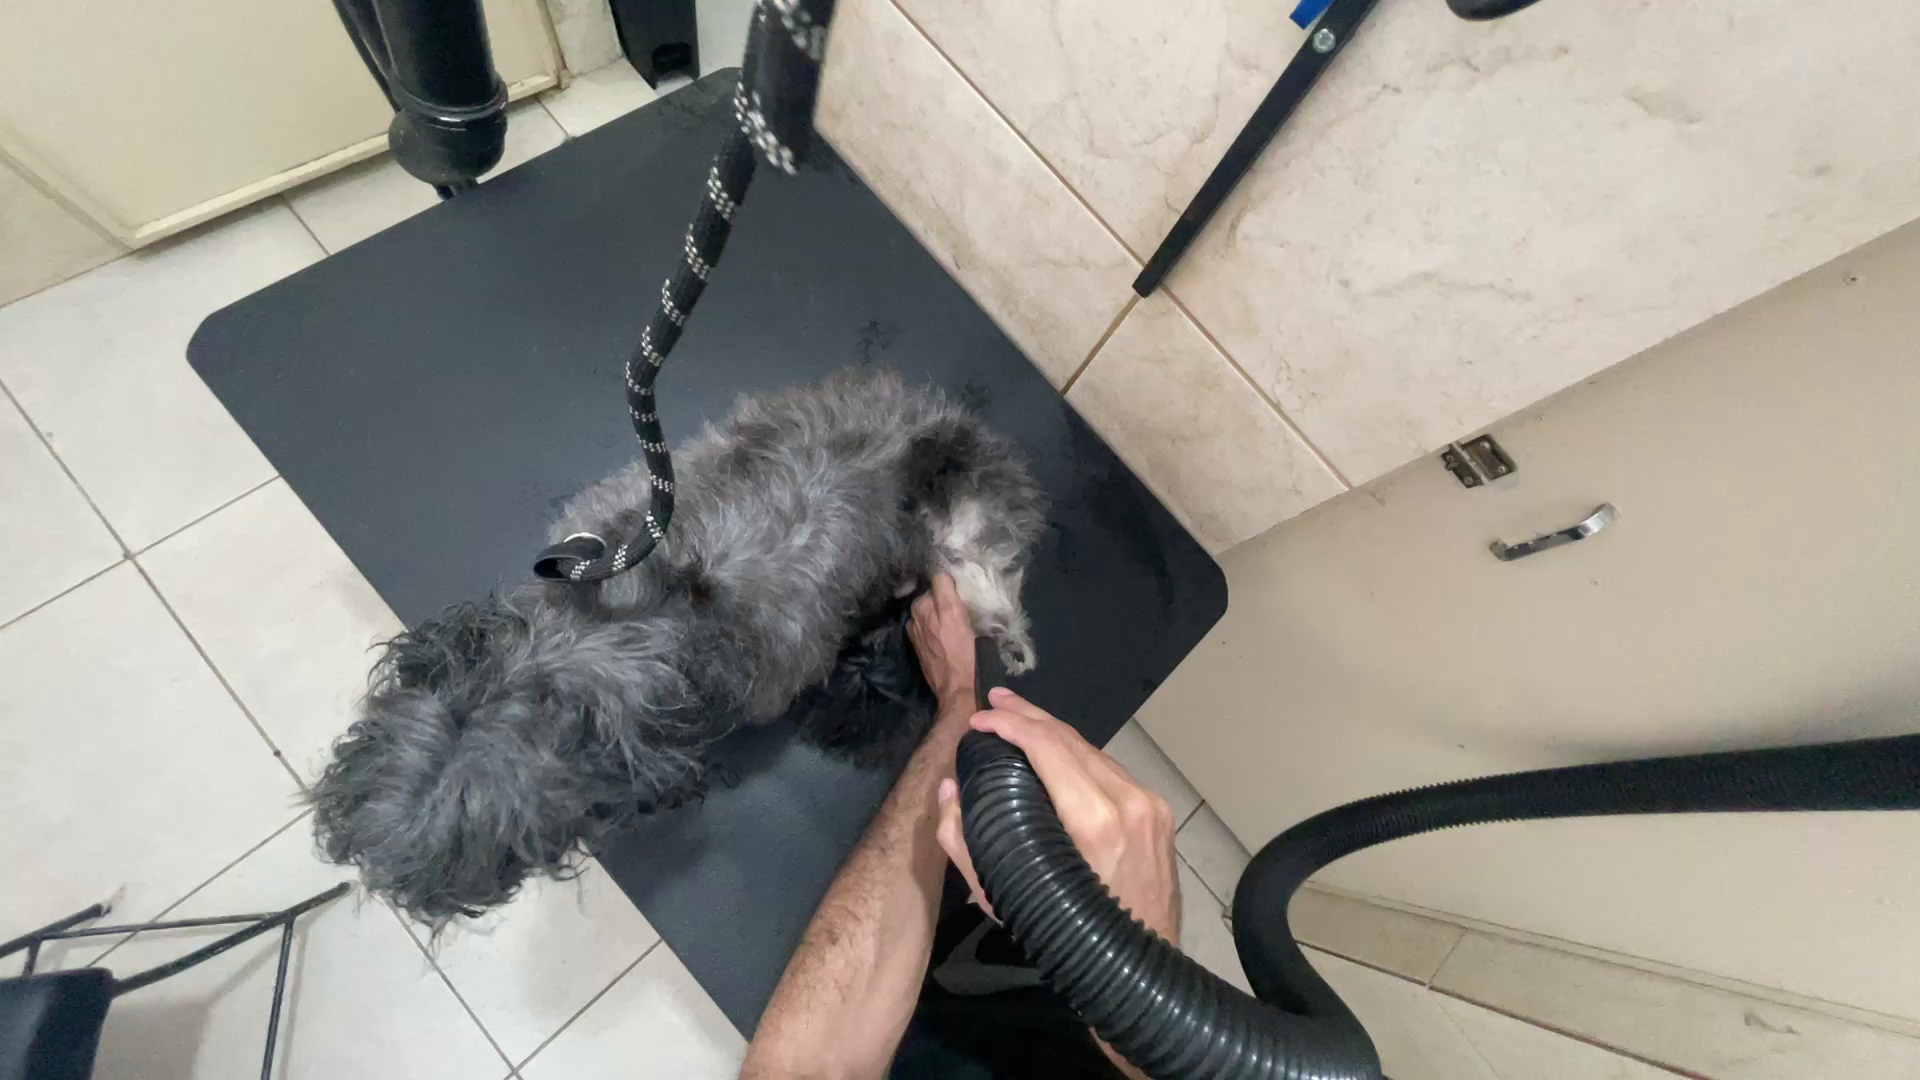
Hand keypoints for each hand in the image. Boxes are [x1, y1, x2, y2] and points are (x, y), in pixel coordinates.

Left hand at [908, 575, 976, 712]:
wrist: (957, 689)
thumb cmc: (976, 661)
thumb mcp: (981, 631)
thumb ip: (969, 610)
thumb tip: (966, 600)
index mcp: (949, 608)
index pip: (940, 577)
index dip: (949, 580)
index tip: (956, 585)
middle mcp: (927, 612)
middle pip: (929, 590)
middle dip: (939, 595)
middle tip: (951, 604)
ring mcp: (915, 625)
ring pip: (920, 604)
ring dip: (929, 607)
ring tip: (941, 617)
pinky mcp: (911, 637)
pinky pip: (915, 620)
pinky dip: (923, 621)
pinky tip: (932, 630)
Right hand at [935, 689, 1180, 944]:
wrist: (1139, 972)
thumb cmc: (1064, 936)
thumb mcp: (1002, 897)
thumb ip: (963, 840)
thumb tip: (948, 787)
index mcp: (1097, 822)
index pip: (1049, 748)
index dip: (1010, 725)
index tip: (978, 719)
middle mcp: (1130, 801)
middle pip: (1071, 739)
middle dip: (1027, 715)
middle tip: (994, 700)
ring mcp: (1149, 802)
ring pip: (1092, 749)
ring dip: (1052, 732)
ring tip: (1018, 717)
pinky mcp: (1158, 808)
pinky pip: (1108, 769)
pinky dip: (1075, 754)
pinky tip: (1055, 748)